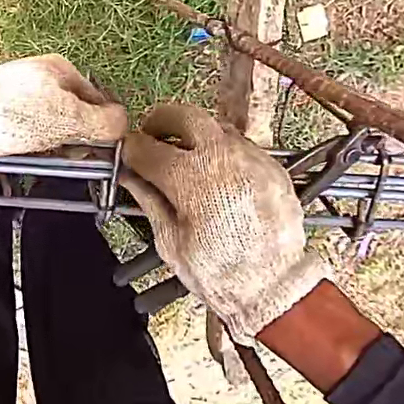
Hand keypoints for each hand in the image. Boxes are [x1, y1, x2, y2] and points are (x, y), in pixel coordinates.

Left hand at [0, 54, 126, 170]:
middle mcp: (41, 79)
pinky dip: (33, 150)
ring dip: (53, 148)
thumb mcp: (68, 117)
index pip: (99, 100)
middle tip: (68, 155)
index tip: (100, 149)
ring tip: (42, 156)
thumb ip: (103, 122)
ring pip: (53, 129)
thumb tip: (124, 125)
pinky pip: (31, 137)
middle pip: (76, 115)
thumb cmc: (8, 113)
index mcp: (60, 68)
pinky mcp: (4, 117)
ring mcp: (21, 97)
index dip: (103, 126)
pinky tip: (24, 156)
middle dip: (75, 139)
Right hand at [120, 103, 326, 339]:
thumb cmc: (223, 274)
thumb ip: (149, 201)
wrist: (275, 288)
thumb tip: (133, 179)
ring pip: (214, 126)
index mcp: (190, 178)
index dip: (131, 149)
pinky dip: (221, 151)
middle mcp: (222, 159)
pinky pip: (240, 145)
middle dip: (161, 121)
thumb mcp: (170, 242)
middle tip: (152, 136)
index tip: (128, 154)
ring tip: (183, 156)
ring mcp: (250, 159)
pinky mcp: (271, 167)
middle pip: (183, 115)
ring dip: (193, 135)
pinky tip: (214, 172)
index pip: (146, 147)